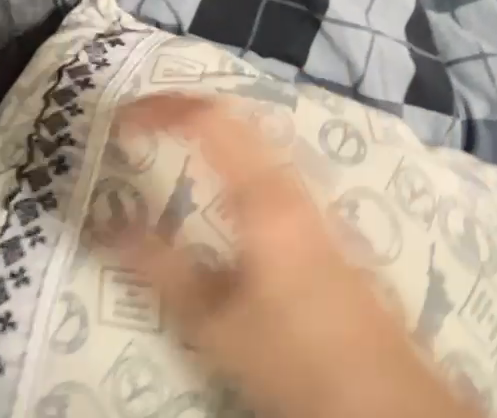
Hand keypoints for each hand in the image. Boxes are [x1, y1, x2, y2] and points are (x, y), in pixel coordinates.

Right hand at [106, 94, 480, 417]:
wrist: (393, 405)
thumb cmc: (298, 358)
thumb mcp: (213, 321)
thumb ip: (156, 266)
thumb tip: (103, 223)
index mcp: (263, 196)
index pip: (206, 119)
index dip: (159, 109)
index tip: (120, 120)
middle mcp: (293, 184)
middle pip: (236, 115)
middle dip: (183, 108)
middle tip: (141, 121)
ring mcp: (316, 203)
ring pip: (258, 137)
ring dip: (212, 127)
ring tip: (173, 139)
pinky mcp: (328, 225)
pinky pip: (272, 161)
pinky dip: (235, 151)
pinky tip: (224, 183)